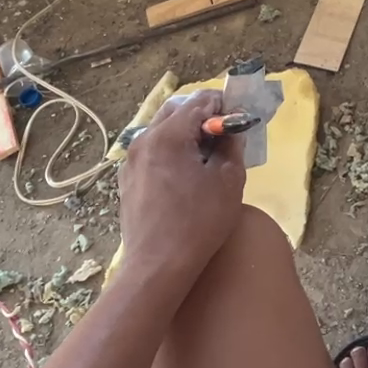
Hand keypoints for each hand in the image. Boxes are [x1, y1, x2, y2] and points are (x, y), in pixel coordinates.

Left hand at [117, 90, 246, 282]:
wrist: (158, 266)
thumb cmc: (200, 221)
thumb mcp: (229, 180)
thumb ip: (232, 145)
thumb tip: (232, 129)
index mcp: (168, 136)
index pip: (199, 101)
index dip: (224, 105)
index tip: (240, 119)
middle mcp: (143, 140)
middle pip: (176, 110)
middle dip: (203, 115)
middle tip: (225, 135)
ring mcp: (131, 160)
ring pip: (162, 130)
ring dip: (186, 132)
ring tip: (208, 156)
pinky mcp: (128, 179)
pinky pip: (153, 150)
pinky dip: (172, 150)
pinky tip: (187, 173)